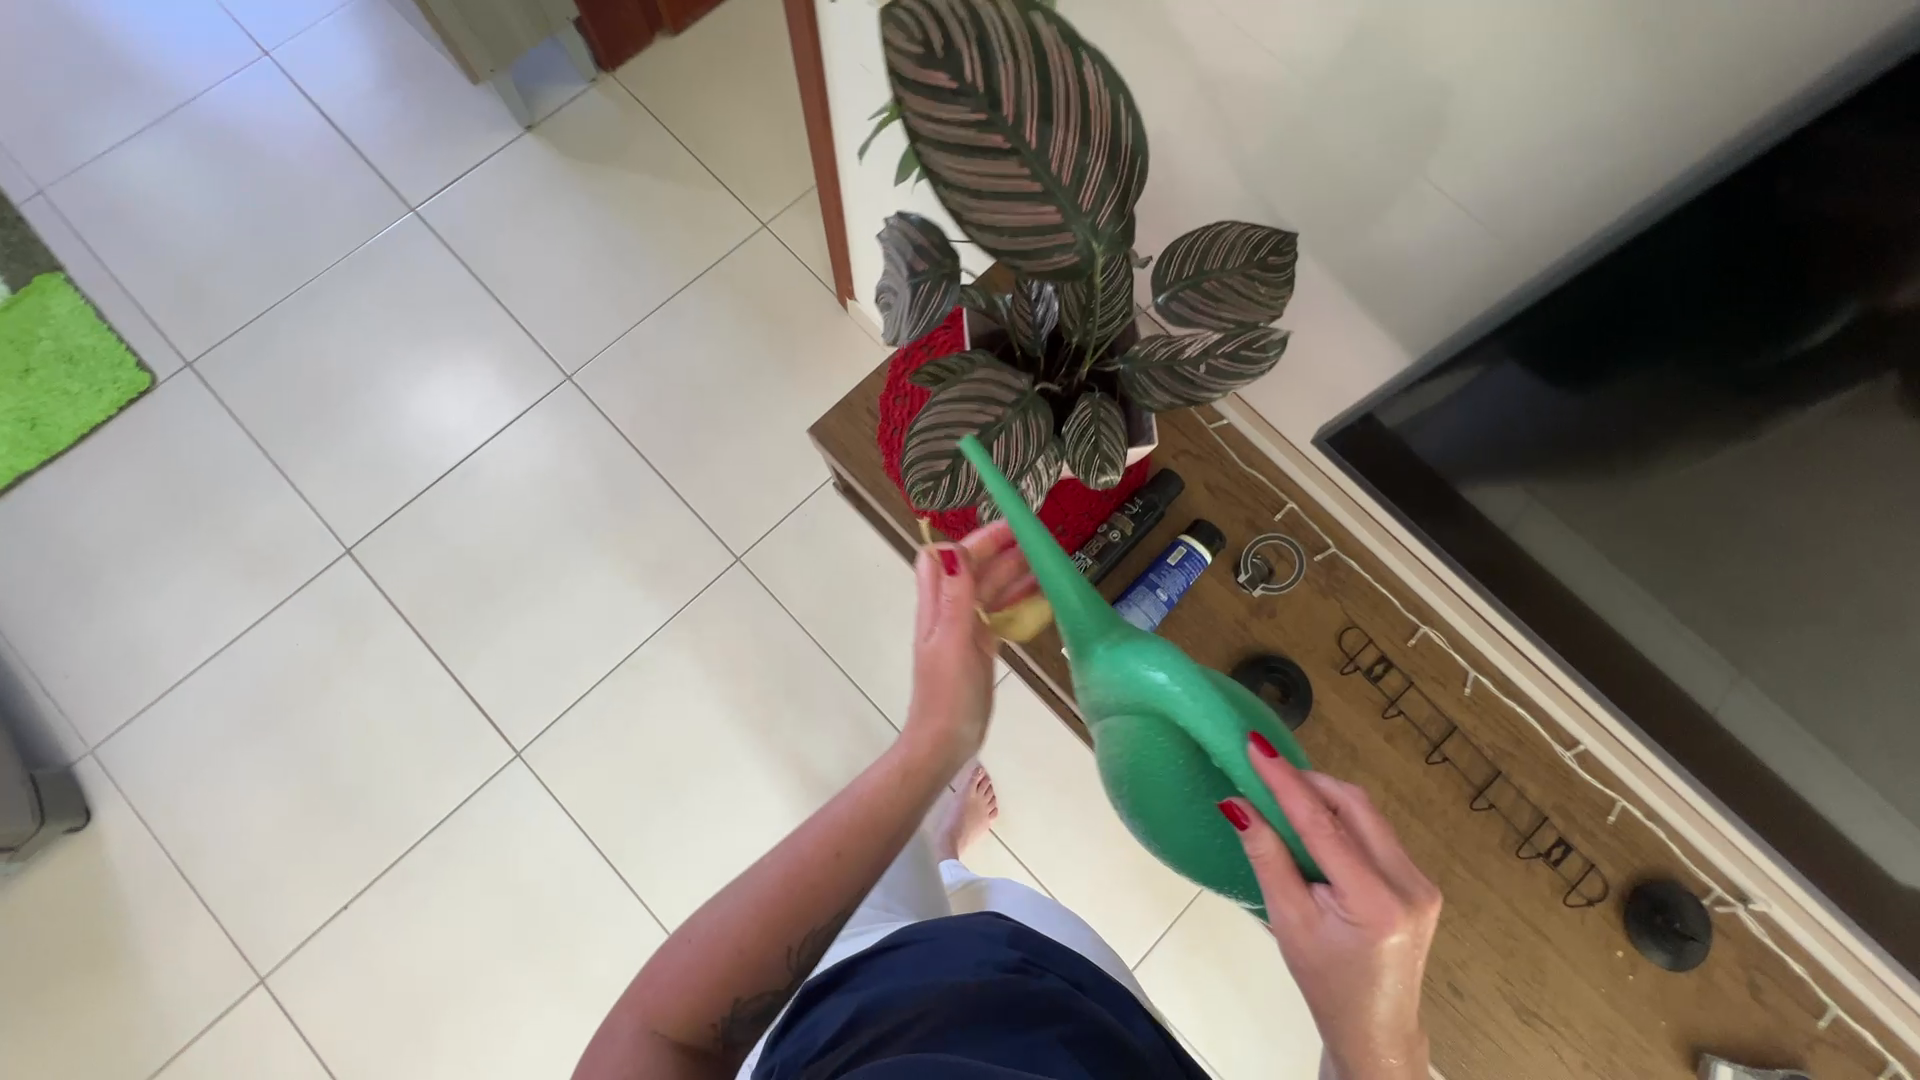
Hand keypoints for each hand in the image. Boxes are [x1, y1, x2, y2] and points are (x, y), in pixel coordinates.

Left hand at [903, 522, 1035, 771]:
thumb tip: (955, 549)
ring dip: (1013, 573)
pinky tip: (1040, 595)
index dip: (975, 538)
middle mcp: (949, 611)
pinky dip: (1017, 600)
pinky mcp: (980, 646)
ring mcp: (965, 628)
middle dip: (1001, 550)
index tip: (1010, 528)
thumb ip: (956, 597)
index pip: (949, 556)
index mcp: (937, 605)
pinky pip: (999, 613)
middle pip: (973, 568)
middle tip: (1039, 540)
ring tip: (1046, 562)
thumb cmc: (947, 695)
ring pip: (989, 589)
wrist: (944, 743)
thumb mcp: (954, 643)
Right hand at [1220, 737, 1440, 1079]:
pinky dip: (1341, 816)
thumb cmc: (1324, 980)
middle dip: (1307, 781)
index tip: (1255, 746)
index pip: (1322, 823)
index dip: (1285, 780)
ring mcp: (1421, 881)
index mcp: (1375, 900)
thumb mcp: (1287, 920)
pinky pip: (1375, 830)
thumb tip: (1236, 804)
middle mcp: (1409, 883)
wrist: (1376, 1028)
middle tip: (1265, 769)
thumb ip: (1266, 856)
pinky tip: (1314, 822)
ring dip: (1324, 796)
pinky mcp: (1420, 882)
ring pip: (1367, 813)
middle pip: (1354, 806)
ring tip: (1284, 793)